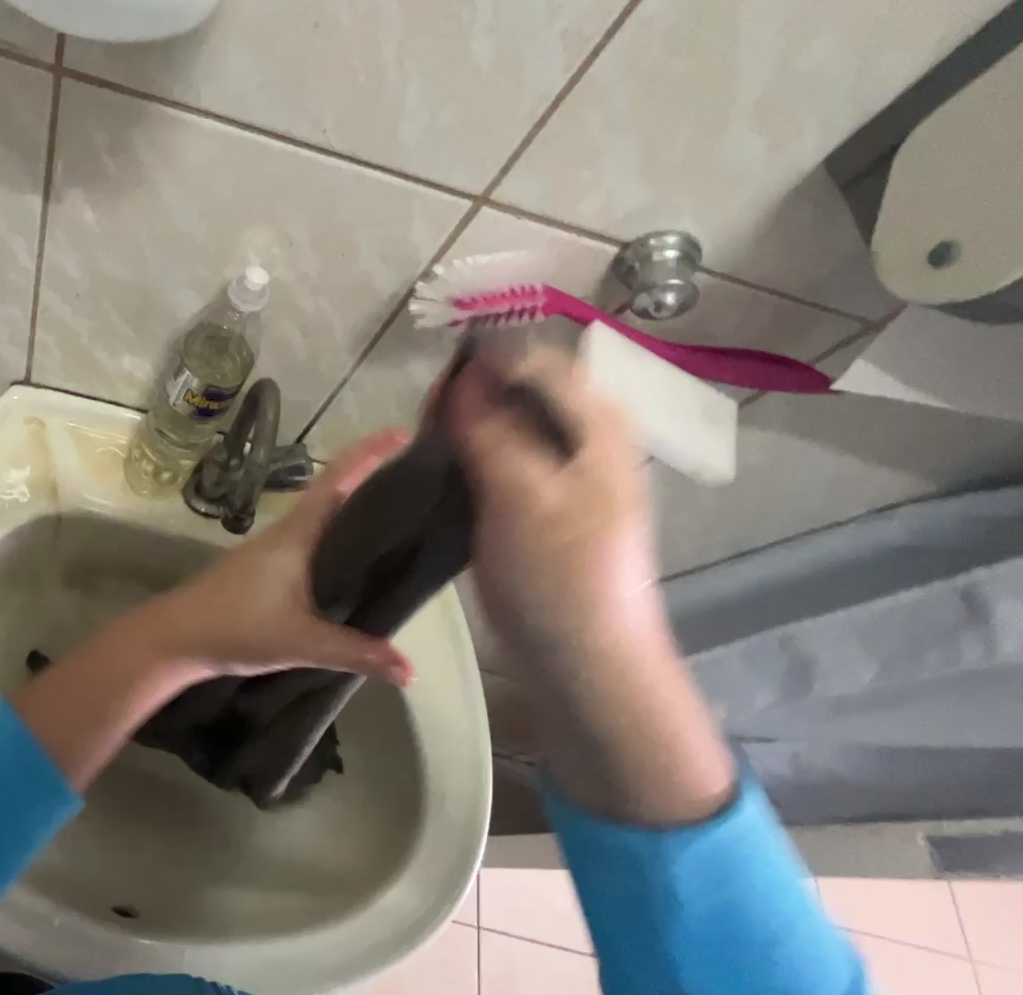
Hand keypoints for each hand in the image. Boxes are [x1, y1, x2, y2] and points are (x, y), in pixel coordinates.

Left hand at [118, 430, 415, 687]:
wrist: (176, 637)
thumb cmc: (236, 628)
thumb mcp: (301, 643)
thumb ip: (355, 652)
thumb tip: (410, 670)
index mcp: (296, 535)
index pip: (337, 481)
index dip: (368, 453)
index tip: (401, 433)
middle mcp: (285, 533)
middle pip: (333, 493)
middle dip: (371, 478)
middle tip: (417, 477)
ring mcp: (271, 548)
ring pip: (320, 517)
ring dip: (353, 508)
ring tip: (399, 515)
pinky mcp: (264, 566)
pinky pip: (310, 539)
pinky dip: (336, 536)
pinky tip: (352, 559)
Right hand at [444, 345, 732, 824]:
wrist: (585, 661)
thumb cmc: (560, 578)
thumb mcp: (523, 498)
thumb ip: (492, 433)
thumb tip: (461, 376)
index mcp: (599, 428)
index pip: (537, 362)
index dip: (485, 362)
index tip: (435, 384)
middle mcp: (586, 439)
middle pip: (521, 390)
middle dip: (471, 394)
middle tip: (424, 420)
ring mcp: (564, 473)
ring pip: (507, 425)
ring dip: (466, 426)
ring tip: (424, 443)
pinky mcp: (540, 503)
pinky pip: (501, 459)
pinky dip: (471, 456)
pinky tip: (440, 470)